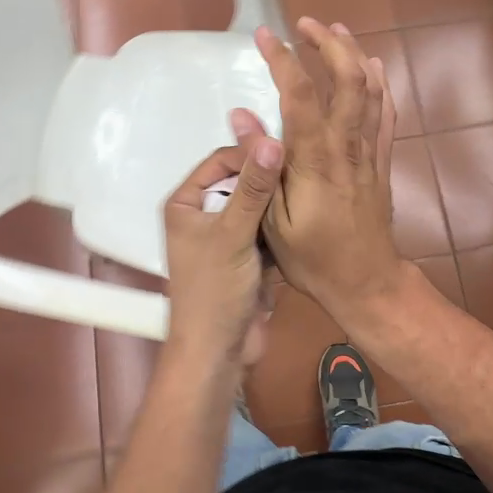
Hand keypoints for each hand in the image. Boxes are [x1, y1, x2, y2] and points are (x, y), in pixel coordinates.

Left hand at [162, 112, 283, 362]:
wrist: (219, 353)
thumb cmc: (215, 290)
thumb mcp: (235, 233)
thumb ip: (254, 187)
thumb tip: (270, 139)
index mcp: (185, 202)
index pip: (221, 160)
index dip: (250, 155)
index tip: (287, 155)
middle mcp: (202, 214)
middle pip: (241, 182)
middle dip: (268, 182)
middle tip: (303, 176)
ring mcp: (225, 236)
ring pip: (256, 206)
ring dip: (277, 206)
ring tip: (307, 197)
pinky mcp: (244, 257)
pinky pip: (265, 230)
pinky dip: (279, 229)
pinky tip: (302, 223)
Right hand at [255, 18, 403, 328]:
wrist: (367, 283)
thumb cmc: (312, 257)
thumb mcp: (271, 221)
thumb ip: (258, 164)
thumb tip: (241, 115)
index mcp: (314, 157)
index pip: (298, 93)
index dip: (282, 57)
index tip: (263, 34)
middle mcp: (346, 144)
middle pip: (347, 78)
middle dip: (327, 43)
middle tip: (304, 24)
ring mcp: (369, 150)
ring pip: (370, 89)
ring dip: (353, 53)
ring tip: (335, 30)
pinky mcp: (381, 160)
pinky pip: (386, 112)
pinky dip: (380, 83)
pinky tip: (373, 66)